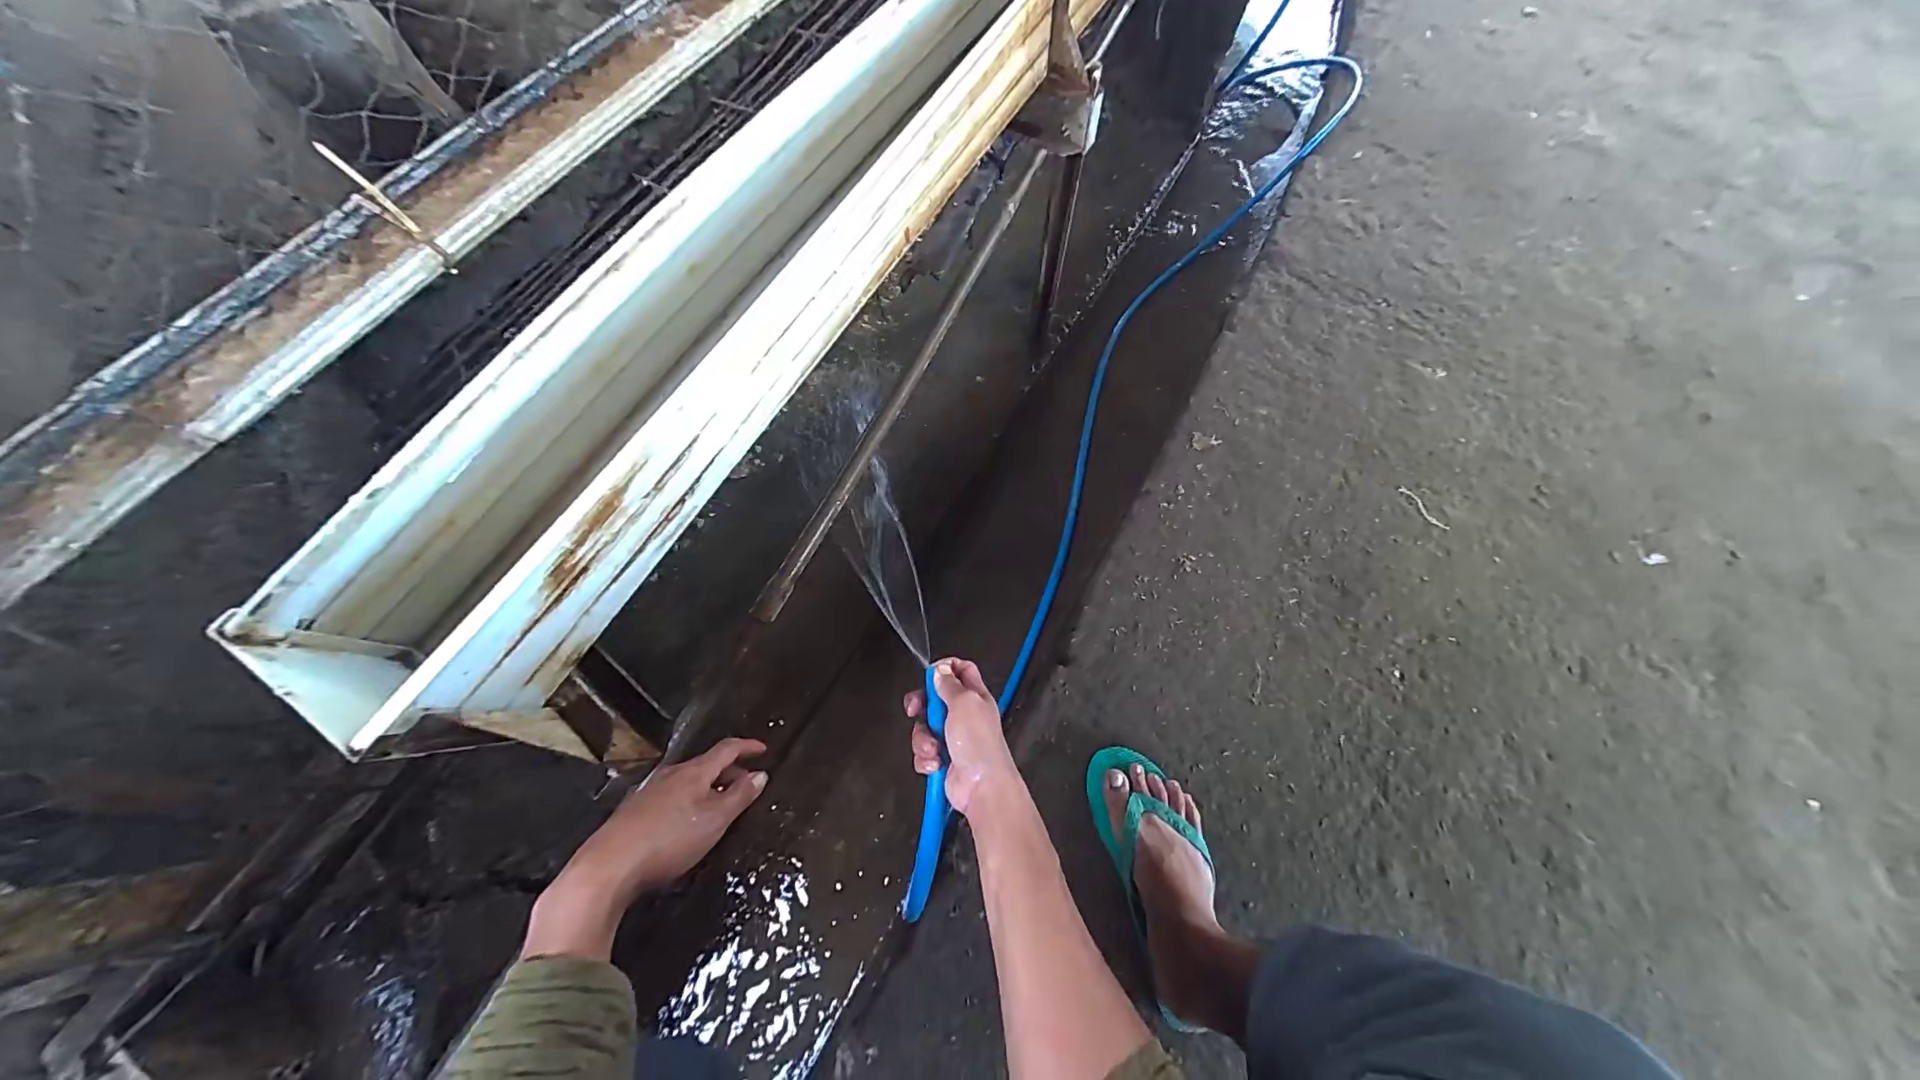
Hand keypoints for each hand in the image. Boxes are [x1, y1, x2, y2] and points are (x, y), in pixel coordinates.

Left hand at [523, 737, 766, 959]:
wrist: (607, 868)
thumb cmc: (668, 840)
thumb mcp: (715, 820)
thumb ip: (740, 796)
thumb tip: (760, 774)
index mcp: (694, 772)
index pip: (727, 749)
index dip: (747, 747)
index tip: (763, 749)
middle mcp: (671, 774)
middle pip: (707, 765)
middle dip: (730, 773)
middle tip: (747, 788)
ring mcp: (650, 792)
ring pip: (689, 781)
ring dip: (710, 788)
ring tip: (721, 808)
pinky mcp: (635, 811)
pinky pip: (673, 796)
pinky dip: (690, 801)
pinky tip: (688, 823)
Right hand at [905, 657, 1020, 816]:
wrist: (981, 786)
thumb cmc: (980, 745)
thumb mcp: (964, 703)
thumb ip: (949, 684)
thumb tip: (940, 671)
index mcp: (974, 696)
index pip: (961, 670)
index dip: (944, 668)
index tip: (931, 674)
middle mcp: (964, 715)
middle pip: (935, 698)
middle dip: (921, 704)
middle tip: (916, 708)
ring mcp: (953, 738)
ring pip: (924, 727)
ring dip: (923, 738)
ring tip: (934, 747)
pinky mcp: (943, 758)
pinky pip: (923, 751)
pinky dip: (925, 758)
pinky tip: (936, 763)